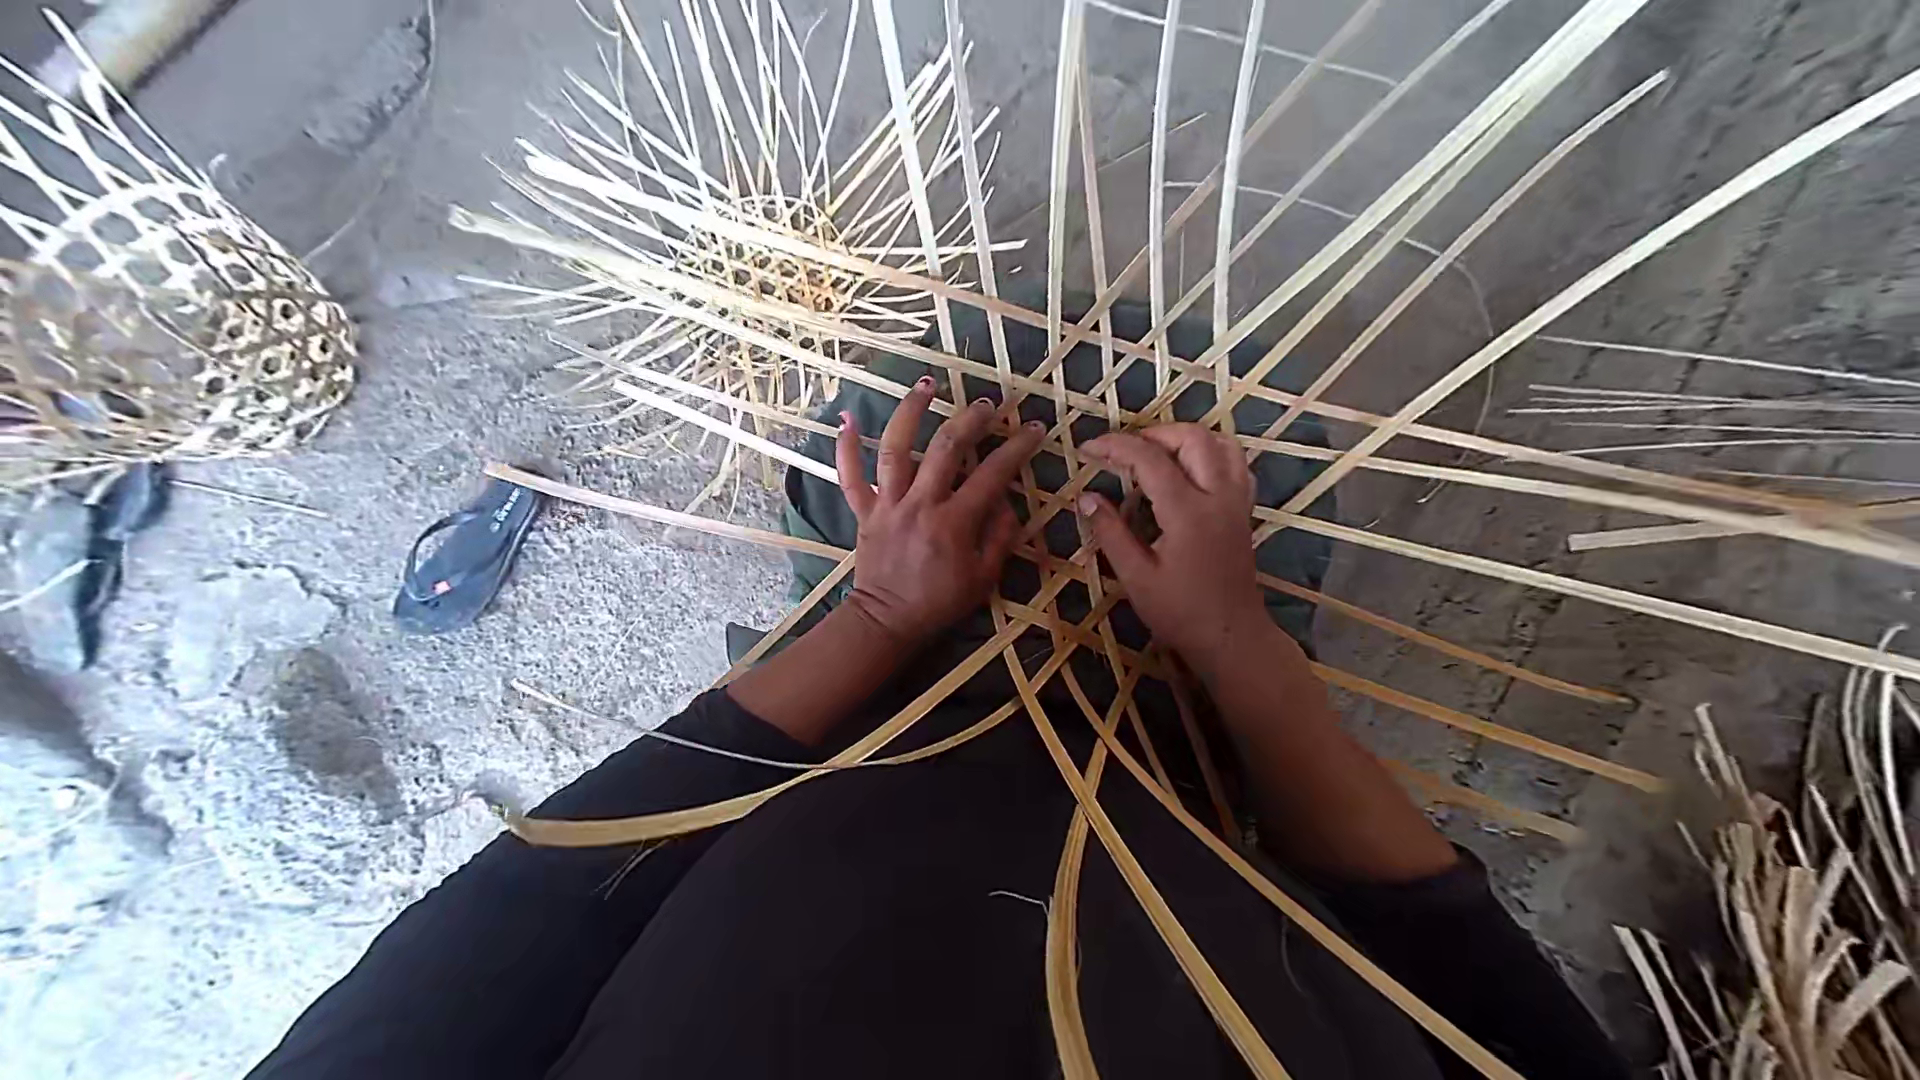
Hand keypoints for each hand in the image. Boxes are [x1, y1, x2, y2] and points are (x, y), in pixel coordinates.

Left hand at [836, 375, 1044, 650]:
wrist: (888, 621)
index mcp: (954, 523)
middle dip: (971, 419)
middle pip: (947, 448)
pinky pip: (851, 477)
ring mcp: (888, 505)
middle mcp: (921, 504)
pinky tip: (847, 418)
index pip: (993, 474)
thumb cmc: (939, 601)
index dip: (1017, 448)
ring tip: (926, 384)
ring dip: (911, 412)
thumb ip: (1000, 537)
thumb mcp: (984, 577)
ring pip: (896, 449)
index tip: (1034, 428)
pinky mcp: (865, 512)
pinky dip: (846, 448)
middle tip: (988, 403)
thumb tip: (1008, 501)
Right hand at [1077, 424, 1275, 668]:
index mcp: (1187, 512)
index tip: (1088, 448)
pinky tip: (1188, 469)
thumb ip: (1110, 532)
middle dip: (1151, 434)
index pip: (1149, 459)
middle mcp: (1218, 496)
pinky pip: (1235, 463)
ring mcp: (1237, 501)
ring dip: (1183, 438)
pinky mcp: (1244, 510)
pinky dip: (1210, 452)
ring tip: (1154, 453)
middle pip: (1191, 438)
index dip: (1115, 446)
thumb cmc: (1179, 612)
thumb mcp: (1135, 577)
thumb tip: (1087, 497)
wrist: (1231, 637)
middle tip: (1121, 451)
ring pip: (1219, 443)